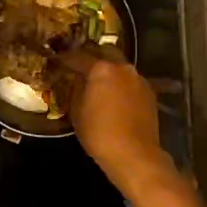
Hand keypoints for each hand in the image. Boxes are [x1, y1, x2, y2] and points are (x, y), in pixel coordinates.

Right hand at [51, 49, 173, 187]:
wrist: (135, 154)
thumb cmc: (99, 133)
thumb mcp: (77, 112)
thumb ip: (75, 88)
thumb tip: (74, 78)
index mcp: (102, 69)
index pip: (78, 57)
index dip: (65, 59)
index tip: (56, 60)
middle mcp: (122, 67)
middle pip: (104, 52)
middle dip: (90, 56)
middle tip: (79, 66)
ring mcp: (138, 78)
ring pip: (120, 66)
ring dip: (108, 69)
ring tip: (97, 80)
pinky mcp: (149, 91)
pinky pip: (130, 80)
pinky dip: (120, 82)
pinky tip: (114, 94)